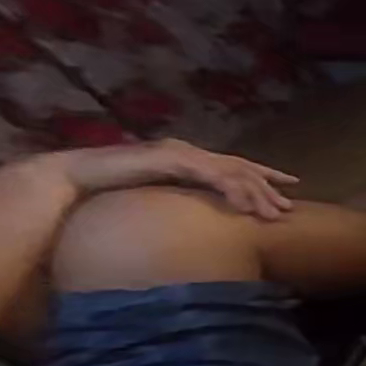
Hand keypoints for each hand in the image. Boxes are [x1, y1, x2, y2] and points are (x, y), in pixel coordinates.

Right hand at [44, 139, 297, 219]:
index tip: (294, 183)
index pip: (238, 164)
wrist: (71, 177)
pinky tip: (244, 205)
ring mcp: (180, 153)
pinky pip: (210, 175)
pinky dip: (231, 190)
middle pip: (242, 170)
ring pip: (232, 173)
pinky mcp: (169, 158)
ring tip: (271, 213)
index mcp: (192, 158)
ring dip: (255, 194)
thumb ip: (193, 193)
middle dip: (268, 189)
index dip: (267, 173)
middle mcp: (191, 152)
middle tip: (286, 208)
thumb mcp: (168, 192)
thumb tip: (220, 211)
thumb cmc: (118, 188)